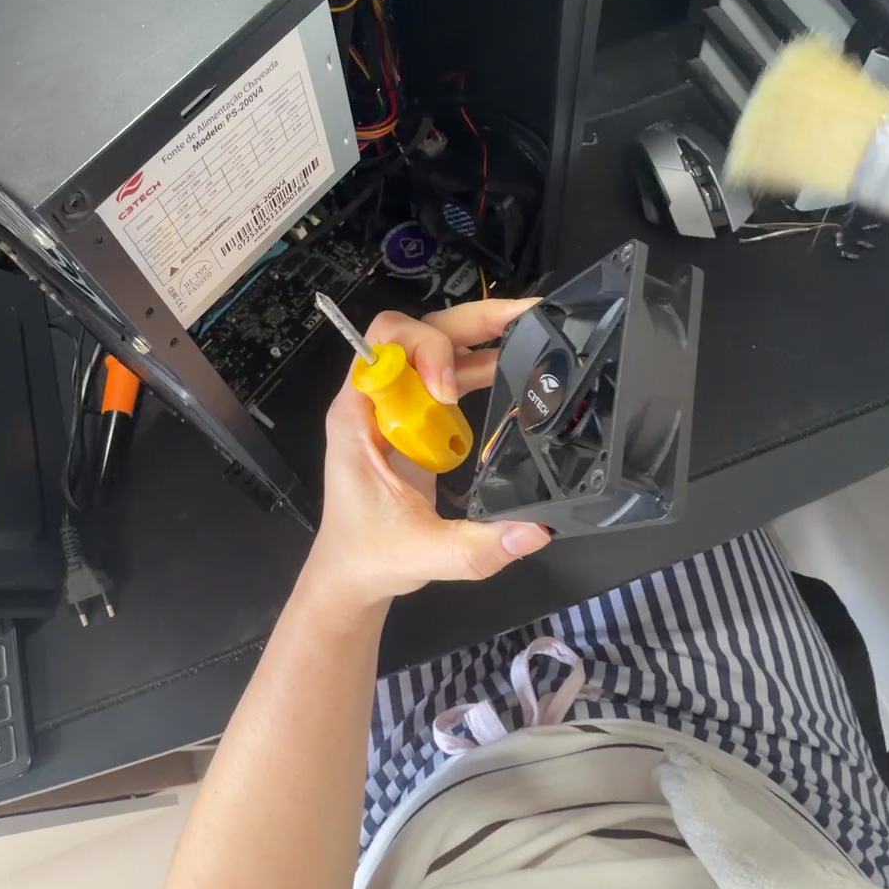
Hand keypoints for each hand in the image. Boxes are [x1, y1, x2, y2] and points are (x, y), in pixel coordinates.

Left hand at [302, 298, 551, 608]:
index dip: (423, 353)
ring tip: (531, 327)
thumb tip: (535, 529)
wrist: (353, 573)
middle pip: (414, 335)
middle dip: (466, 322)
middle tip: (523, 316)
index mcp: (358, 418)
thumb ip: (477, 546)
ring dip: (478, 336)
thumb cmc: (370, 557)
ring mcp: (397, 409)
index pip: (383, 348)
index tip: (451, 392)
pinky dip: (478, 366)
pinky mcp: (416, 422)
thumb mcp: (425, 554)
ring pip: (433, 349)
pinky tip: (514, 368)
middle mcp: (375, 402)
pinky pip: (446, 377)